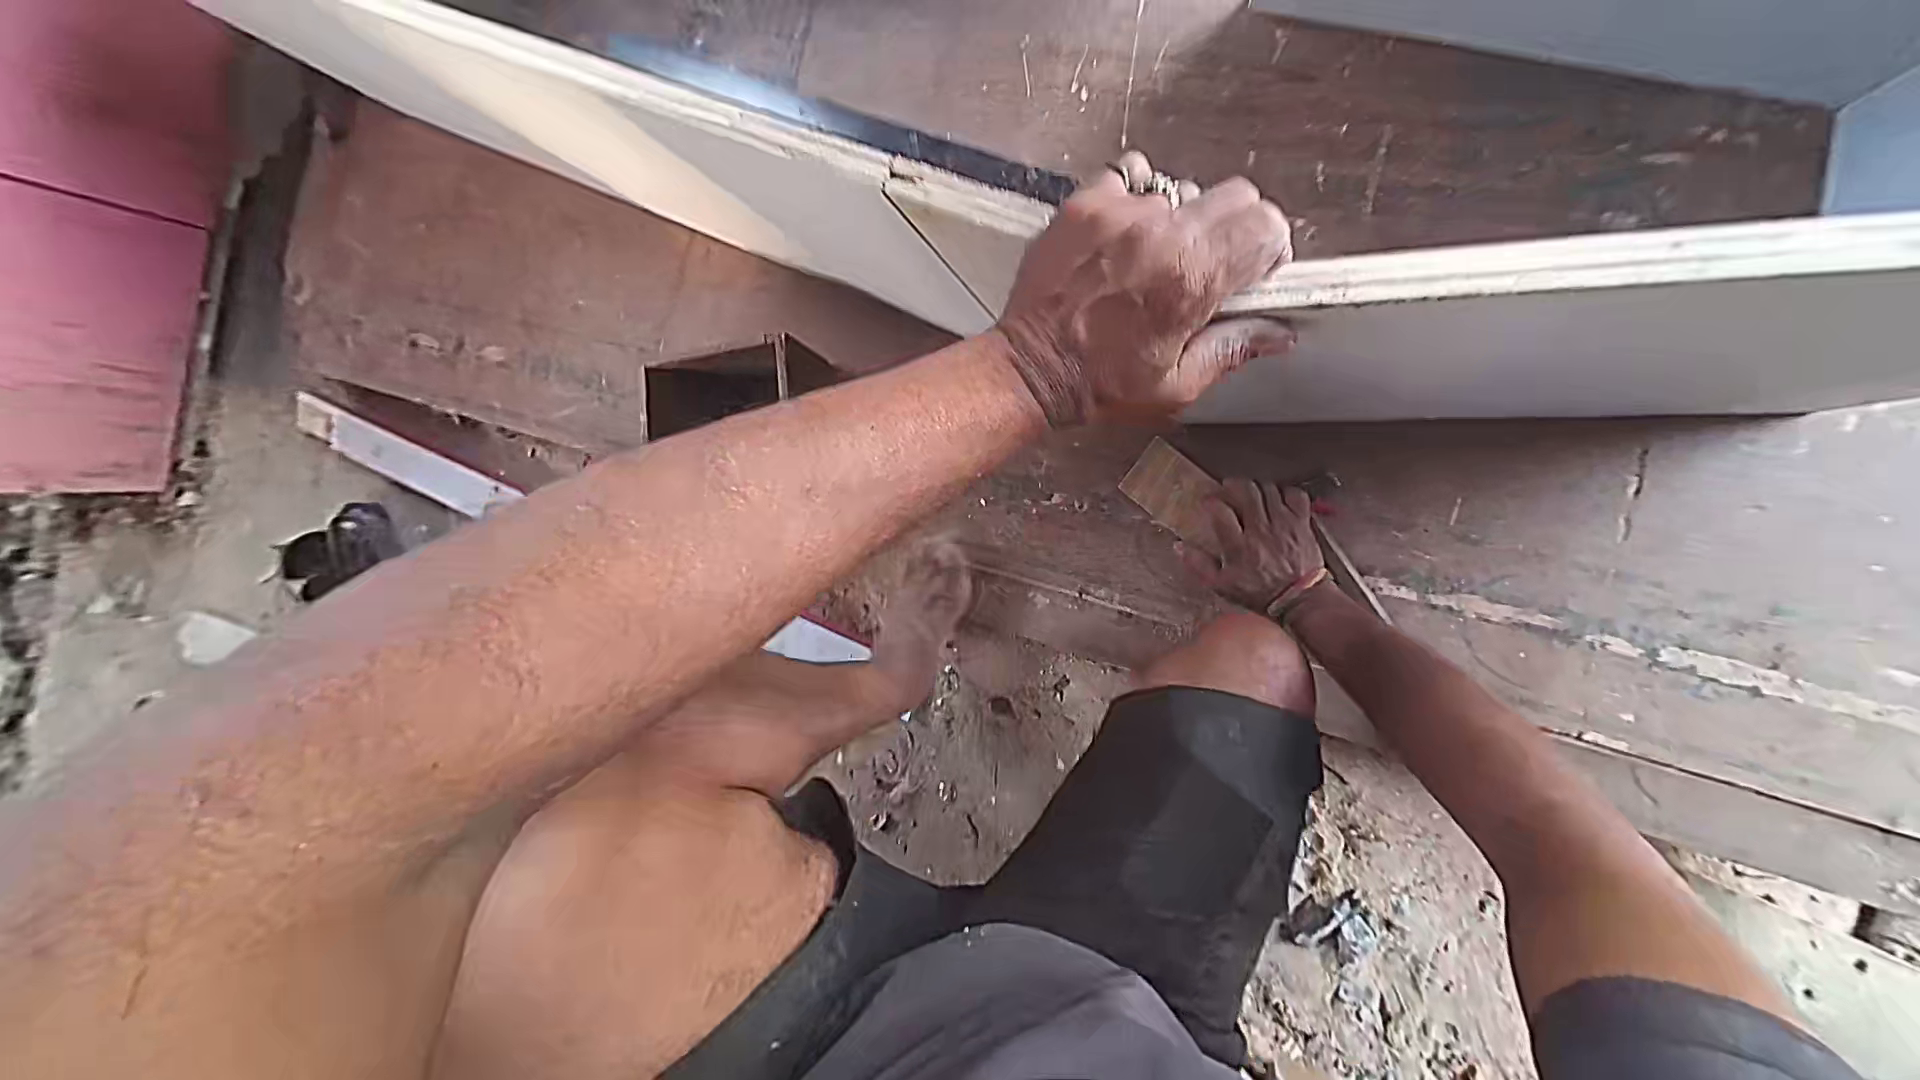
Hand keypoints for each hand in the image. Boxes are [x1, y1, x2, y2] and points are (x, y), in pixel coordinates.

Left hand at [995, 151, 1294, 425]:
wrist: (1030, 370)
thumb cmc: (1095, 385)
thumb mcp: (1175, 386)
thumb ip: (1232, 350)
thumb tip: (1276, 333)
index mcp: (1190, 280)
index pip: (1265, 225)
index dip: (1266, 248)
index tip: (1250, 269)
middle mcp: (1159, 235)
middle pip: (1234, 195)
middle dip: (1231, 229)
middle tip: (1204, 265)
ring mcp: (1118, 213)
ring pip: (1180, 189)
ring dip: (1177, 220)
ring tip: (1150, 261)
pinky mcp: (1084, 206)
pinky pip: (1129, 179)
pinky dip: (1133, 203)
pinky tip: (1122, 240)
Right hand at [1182, 479, 1323, 610]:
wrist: (1300, 599)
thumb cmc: (1258, 592)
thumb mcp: (1221, 585)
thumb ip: (1198, 565)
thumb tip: (1179, 546)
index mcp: (1238, 546)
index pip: (1220, 512)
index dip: (1211, 501)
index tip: (1207, 501)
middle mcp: (1261, 530)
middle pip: (1246, 492)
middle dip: (1234, 484)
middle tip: (1228, 487)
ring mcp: (1284, 524)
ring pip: (1268, 490)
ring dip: (1256, 487)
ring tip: (1250, 492)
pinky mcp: (1302, 523)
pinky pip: (1295, 495)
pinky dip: (1285, 492)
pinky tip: (1277, 499)